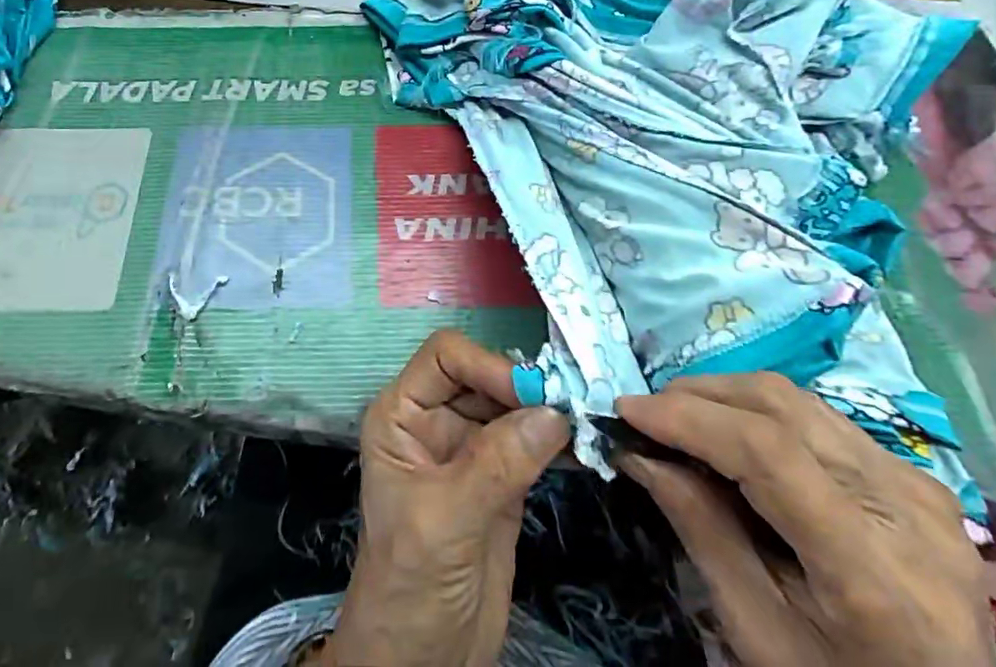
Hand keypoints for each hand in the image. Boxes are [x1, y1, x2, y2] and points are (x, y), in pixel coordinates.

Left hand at [323, 331, 570, 666]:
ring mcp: (470, 450)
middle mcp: (434, 422)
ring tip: (593, 421)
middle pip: (484, 378)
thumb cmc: (409, 582)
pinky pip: (534, 446)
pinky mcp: (503, 481)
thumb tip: (552, 413)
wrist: (421, 655)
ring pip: (513, 409)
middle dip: (528, 388)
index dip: (486, 366)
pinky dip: (561, 443)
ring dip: (551, 412)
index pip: (444, 358)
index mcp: (402, 416)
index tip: (533, 396)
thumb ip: (493, 464)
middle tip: (579, 405)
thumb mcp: (443, 520)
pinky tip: (591, 448)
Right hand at [615, 374, 990, 666]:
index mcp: (871, 566)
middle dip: (696, 396)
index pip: (768, 451)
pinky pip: (818, 419)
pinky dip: (758, 413)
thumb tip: (637, 454)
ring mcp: (918, 487)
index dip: (687, 417)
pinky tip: (729, 436)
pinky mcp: (915, 479)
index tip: (623, 411)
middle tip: (643, 415)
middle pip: (781, 407)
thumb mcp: (756, 628)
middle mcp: (907, 509)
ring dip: (723, 396)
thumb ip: (700, 531)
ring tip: (676, 418)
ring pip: (798, 401)